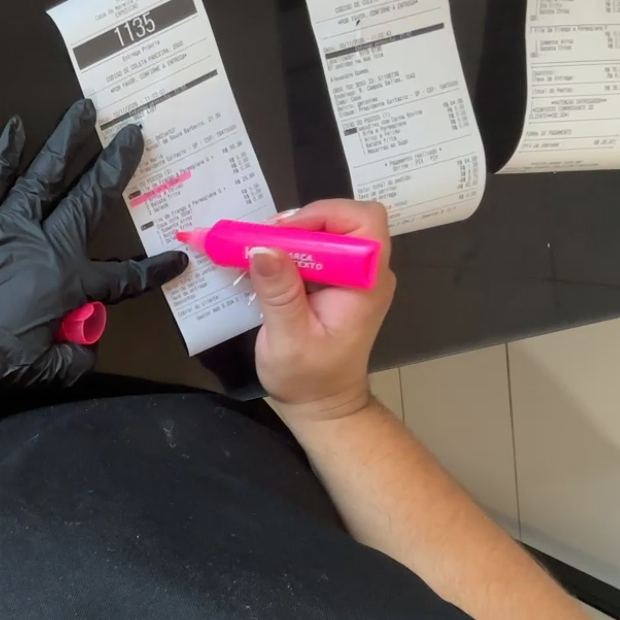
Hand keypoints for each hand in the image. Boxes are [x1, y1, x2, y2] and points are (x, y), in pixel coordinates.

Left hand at [0, 100, 188, 389]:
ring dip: (66, 141)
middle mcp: (45, 244)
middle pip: (88, 200)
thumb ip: (75, 358)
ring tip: (84, 109)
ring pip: (44, 176)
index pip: (121, 277)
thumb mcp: (45, 371)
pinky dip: (2, 155)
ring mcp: (8, 227)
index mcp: (68, 282)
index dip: (152, 270)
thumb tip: (87, 346)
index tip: (177, 259)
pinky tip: (14, 126)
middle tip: (134, 132)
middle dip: (115, 166)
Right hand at [248, 199, 395, 422]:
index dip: (322, 215)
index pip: (362, 222)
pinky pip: (314, 250)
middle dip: (297, 223)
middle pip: (342, 220)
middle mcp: (365, 272)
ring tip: (253, 251)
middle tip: (258, 241)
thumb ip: (278, 293)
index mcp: (365, 283)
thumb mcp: (287, 338)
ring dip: (287, 236)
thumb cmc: (308, 378)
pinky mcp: (333, 281)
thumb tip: (262, 248)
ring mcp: (351, 276)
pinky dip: (285, 249)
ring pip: (325, 232)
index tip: (280, 234)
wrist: (321, 403)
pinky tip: (260, 263)